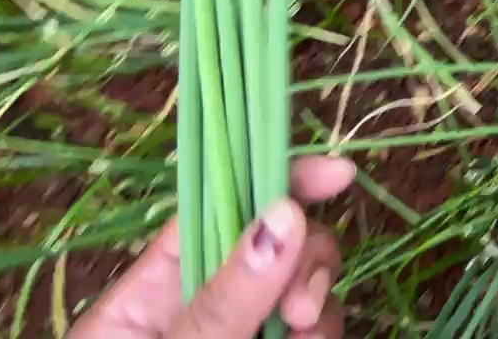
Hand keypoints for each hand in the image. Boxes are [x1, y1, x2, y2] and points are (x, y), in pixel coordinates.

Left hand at [72, 156, 356, 338]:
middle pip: (285, 241)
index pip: (227, 203)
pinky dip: (321, 335)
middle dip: (309, 262)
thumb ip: (224, 297)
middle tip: (300, 313)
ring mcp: (244, 328)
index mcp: (156, 286)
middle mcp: (207, 299)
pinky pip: (314, 328)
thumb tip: (288, 211)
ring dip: (320, 308)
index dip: (285, 175)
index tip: (341, 174)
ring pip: (306, 287)